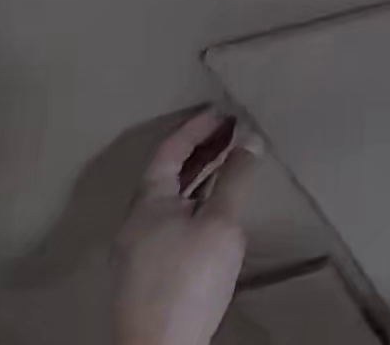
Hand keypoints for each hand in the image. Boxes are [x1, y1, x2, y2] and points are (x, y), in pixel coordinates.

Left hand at [113, 109, 256, 344]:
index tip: (223, 111)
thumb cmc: (189, 278)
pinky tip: (218, 202)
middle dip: (202, 148)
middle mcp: (138, 222)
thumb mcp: (221, 222)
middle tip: (234, 129)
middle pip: (168, 173)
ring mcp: (142, 248)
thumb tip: (251, 136)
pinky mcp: (153, 270)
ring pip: (173, 197)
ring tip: (232, 157)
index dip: (195, 128)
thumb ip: (235, 177)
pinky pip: (176, 216)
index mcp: (147, 205)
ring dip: (201, 173)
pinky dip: (198, 197)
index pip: (168, 152)